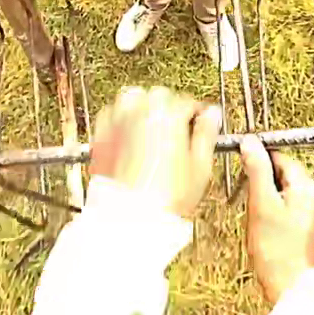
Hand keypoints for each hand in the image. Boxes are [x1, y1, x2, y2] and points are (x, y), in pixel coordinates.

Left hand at [89, 87, 221, 217]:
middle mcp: (142, 111)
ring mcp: (118, 121)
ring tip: (152, 125)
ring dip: (144, 105)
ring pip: (133, 98)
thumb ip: (207, 135)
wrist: (128, 219)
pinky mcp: (101, 134)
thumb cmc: (165, 198)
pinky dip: (122, 117)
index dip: (196, 113)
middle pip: (160, 95)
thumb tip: (212, 115)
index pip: (187, 101)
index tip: (198, 121)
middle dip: (170, 107)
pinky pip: (111, 113)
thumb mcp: (200, 168)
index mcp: (169, 116)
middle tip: (176, 127)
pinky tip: (129, 133)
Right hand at [237, 136, 313, 303]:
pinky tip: (269, 236)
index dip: (260, 161)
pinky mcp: (313, 236)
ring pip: (287, 198)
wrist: (296, 296)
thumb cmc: (279, 253)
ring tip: (259, 222)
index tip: (244, 170)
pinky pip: (292, 216)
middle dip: (264, 185)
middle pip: (285, 177)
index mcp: (307, 188)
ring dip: (270, 204)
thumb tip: (251, 143)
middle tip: (250, 202)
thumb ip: (257, 170)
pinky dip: (278, 220)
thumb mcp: (261, 205)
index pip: (281, 158)